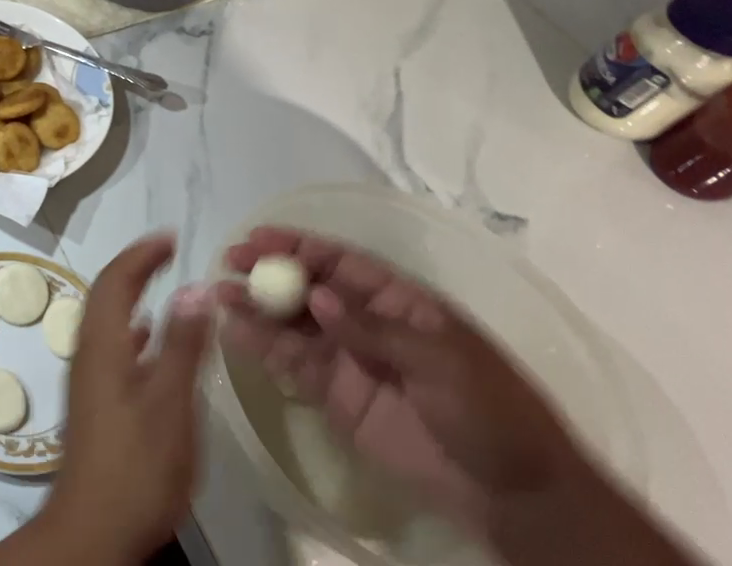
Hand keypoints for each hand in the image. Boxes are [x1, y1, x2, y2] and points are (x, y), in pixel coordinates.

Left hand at [43, 233, 214, 562]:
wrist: (93, 527)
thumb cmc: (136, 465)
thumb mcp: (170, 403)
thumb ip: (183, 346)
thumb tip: (195, 288)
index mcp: (101, 345)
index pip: (115, 281)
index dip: (140, 255)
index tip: (169, 237)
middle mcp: (88, 354)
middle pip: (106, 297)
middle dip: (136, 270)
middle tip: (168, 255)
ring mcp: (89, 380)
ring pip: (109, 323)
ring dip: (134, 299)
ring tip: (166, 289)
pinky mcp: (96, 404)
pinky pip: (114, 349)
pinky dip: (135, 333)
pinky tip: (153, 346)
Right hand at [220, 226, 586, 536]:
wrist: (511, 494)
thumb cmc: (491, 413)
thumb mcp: (441, 362)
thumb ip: (374, 329)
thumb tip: (316, 297)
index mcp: (401, 303)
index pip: (341, 263)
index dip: (299, 247)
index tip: (257, 238)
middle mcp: (367, 324)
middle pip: (309, 289)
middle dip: (269, 274)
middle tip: (229, 263)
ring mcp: (349, 361)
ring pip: (293, 326)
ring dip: (258, 309)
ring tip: (220, 296)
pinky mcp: (335, 398)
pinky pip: (293, 366)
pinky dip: (263, 348)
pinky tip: (234, 333)